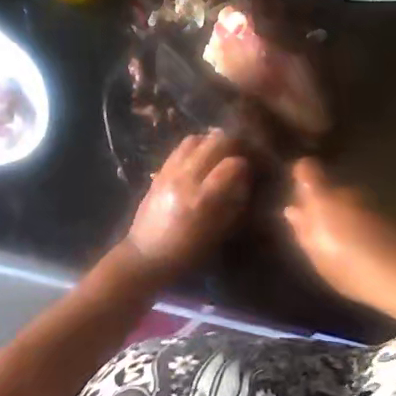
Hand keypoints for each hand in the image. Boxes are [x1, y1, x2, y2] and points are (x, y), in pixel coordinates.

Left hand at [120, 130, 250, 282]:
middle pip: (213, 143)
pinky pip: (179, 149)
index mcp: (201, 198)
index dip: (244, 164)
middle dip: (232, 144)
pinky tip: (201, 157)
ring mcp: (169, 173)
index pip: (231, 165)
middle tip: (239, 153)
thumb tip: (244, 181)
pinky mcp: (159, 173)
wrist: (146, 255)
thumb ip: (234, 204)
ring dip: (211, 142)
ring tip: (219, 152)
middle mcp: (184, 179)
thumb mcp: (218, 233)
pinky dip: (194, 147)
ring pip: (194, 140)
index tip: (248, 171)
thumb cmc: (187, 252)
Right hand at [282, 158, 395, 319]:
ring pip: (344, 201)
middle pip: (326, 189)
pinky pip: (361, 213)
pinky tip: (357, 247)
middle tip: (315, 231)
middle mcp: (346, 192)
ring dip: (339, 215)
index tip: (298, 194)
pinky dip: (356, 224)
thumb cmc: (353, 269)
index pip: (307, 170)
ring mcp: (369, 202)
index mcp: (323, 198)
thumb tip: (291, 210)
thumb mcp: (318, 256)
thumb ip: (304, 230)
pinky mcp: (388, 214)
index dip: (301, 177)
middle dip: (319, 203)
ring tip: (337, 243)